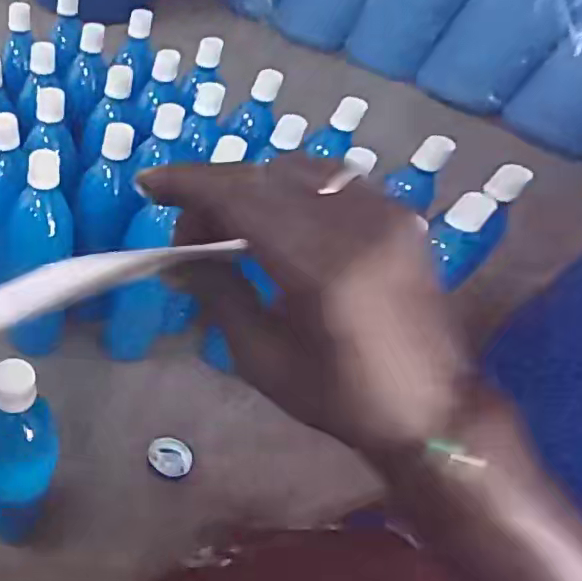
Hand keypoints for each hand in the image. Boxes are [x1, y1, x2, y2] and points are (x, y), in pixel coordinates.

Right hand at [140, 156, 479, 459]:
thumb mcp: (263, 359)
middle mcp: (359, 223)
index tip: (150, 185)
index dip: (190, 185)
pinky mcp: (401, 218)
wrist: (431, 409)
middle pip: (268, 176)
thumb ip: (221, 295)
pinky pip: (333, 183)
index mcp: (322, 266)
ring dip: (253, 189)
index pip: (243, 198)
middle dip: (216, 193)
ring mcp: (387, 214)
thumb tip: (178, 260)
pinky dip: (291, 193)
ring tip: (229, 231)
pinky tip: (276, 227)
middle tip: (188, 233)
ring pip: (301, 171)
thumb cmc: (340, 399)